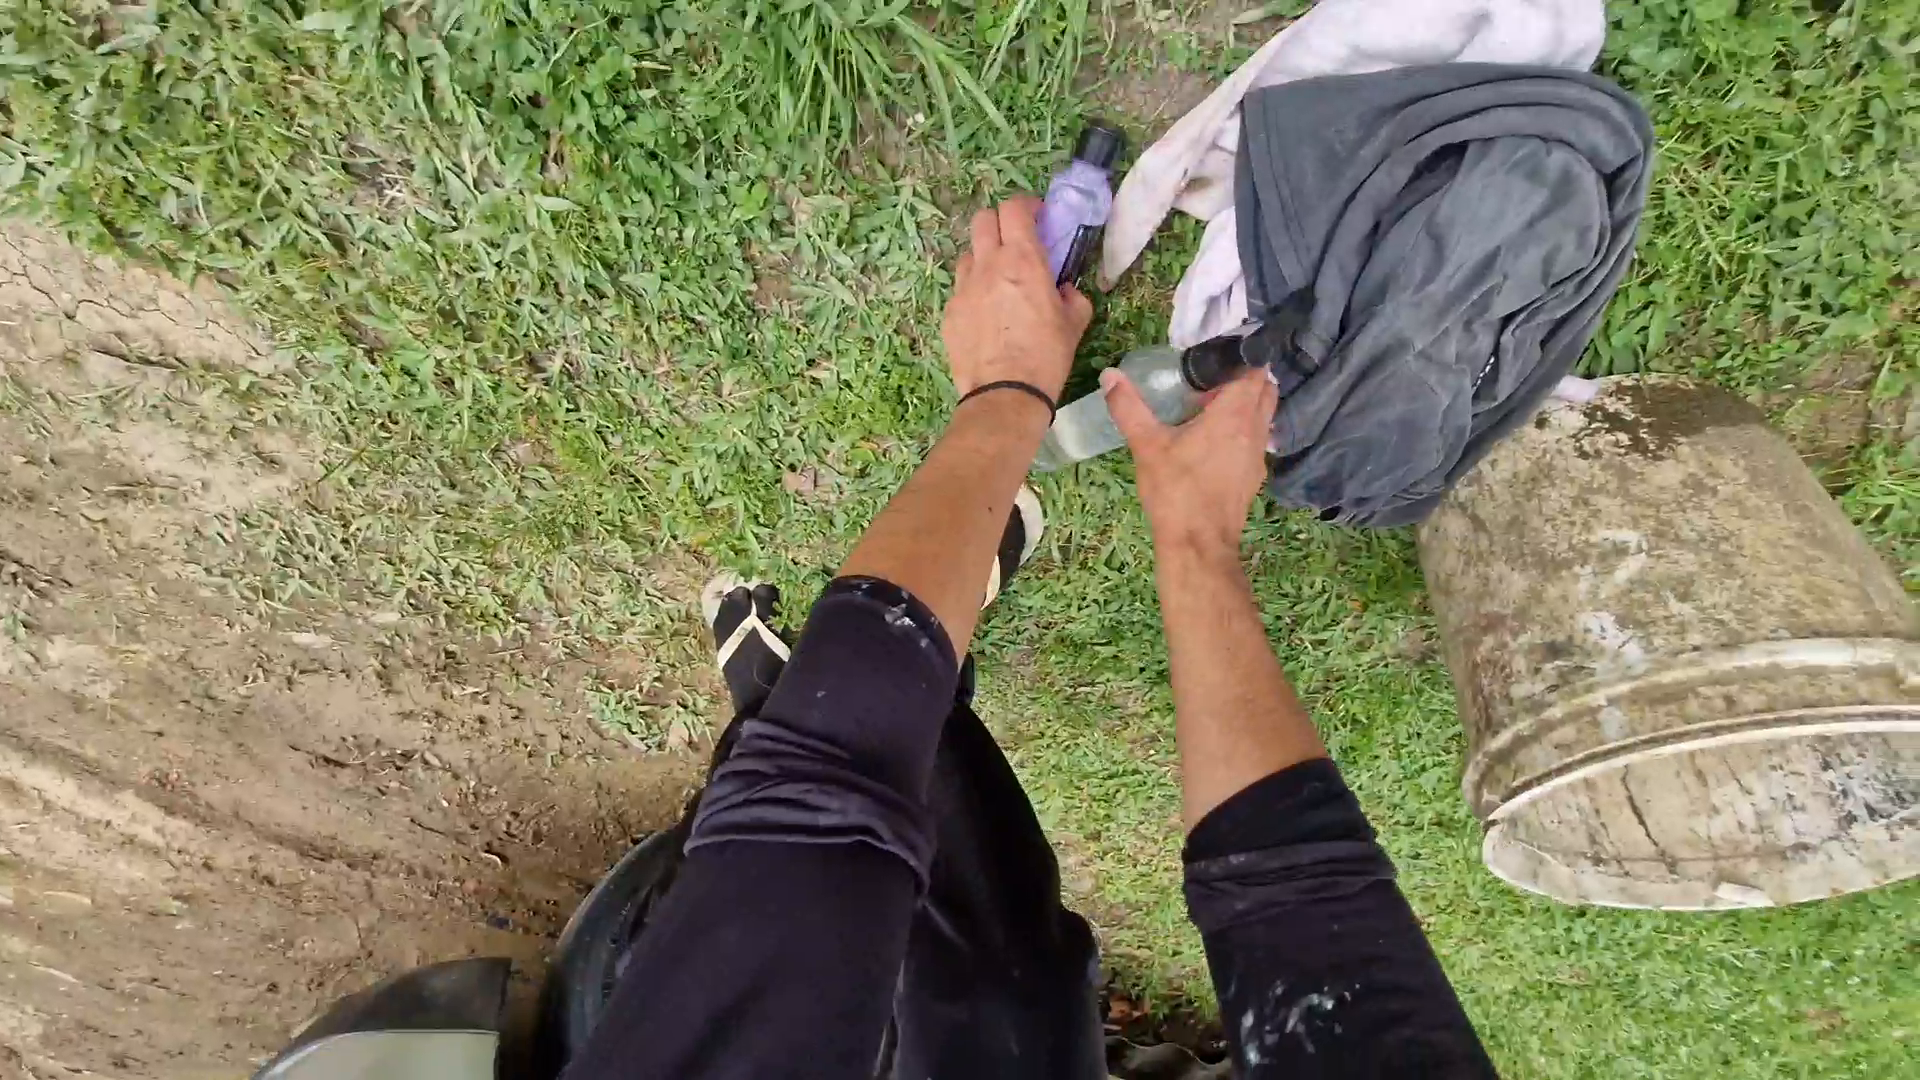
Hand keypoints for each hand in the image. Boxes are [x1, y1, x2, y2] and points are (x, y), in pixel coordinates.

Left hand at [942, 195, 1093, 400]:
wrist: (1005, 395)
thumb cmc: (1045, 357)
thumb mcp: (1074, 325)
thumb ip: (1072, 297)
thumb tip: (1064, 290)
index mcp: (1023, 260)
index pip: (1014, 208)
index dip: (1025, 206)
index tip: (1036, 218)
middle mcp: (988, 266)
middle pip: (983, 220)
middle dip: (999, 224)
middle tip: (1014, 243)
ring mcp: (963, 289)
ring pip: (968, 255)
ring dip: (983, 259)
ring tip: (996, 283)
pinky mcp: (949, 314)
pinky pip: (960, 291)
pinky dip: (972, 294)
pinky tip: (984, 317)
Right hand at [1104, 365, 1277, 555]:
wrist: (1198, 543)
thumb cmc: (1175, 490)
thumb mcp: (1146, 445)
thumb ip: (1128, 407)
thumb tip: (1109, 375)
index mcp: (1234, 415)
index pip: (1254, 370)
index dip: (1239, 359)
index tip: (1214, 360)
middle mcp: (1255, 430)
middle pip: (1265, 390)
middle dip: (1244, 379)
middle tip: (1210, 383)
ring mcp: (1259, 455)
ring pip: (1264, 416)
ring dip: (1245, 406)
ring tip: (1210, 411)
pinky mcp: (1254, 476)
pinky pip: (1256, 440)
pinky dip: (1243, 431)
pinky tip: (1213, 444)